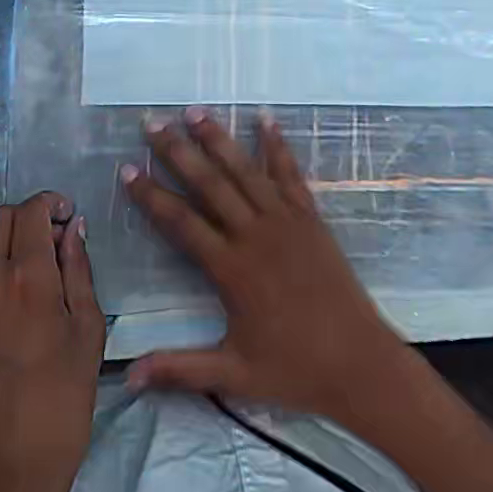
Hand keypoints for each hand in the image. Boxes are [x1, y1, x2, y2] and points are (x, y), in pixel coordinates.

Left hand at [0, 191, 105, 491]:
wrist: (2, 468)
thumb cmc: (60, 404)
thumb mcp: (88, 334)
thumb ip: (79, 270)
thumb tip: (74, 228)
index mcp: (27, 278)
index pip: (32, 211)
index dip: (51, 203)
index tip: (66, 214)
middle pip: (0, 218)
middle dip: (27, 218)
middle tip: (49, 242)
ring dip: (4, 243)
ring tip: (27, 272)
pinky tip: (3, 305)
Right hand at [120, 107, 414, 428]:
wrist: (365, 368)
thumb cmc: (295, 369)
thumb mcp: (233, 373)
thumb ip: (180, 369)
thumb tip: (129, 380)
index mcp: (232, 270)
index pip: (181, 222)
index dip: (151, 195)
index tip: (126, 169)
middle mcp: (255, 236)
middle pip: (209, 184)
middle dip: (177, 152)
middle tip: (151, 123)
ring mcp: (286, 223)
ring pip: (244, 172)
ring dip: (218, 139)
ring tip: (194, 111)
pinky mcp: (311, 220)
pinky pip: (290, 176)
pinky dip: (277, 146)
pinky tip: (264, 119)